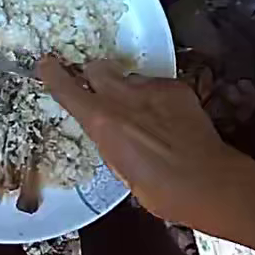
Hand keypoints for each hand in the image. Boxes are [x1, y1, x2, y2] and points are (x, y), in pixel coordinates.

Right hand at [38, 58, 254, 230]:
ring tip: (145, 117)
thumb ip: (111, 143)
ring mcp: (153, 89)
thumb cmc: (161, 190)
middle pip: (98, 68)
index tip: (46, 64)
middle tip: (101, 93)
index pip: (69, 90)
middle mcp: (124, 98)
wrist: (209, 181)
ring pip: (130, 78)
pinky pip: (157, 85)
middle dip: (95, 76)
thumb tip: (111, 133)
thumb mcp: (122, 171)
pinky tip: (169, 119)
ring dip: (129, 91)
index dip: (54, 75)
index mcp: (103, 122)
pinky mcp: (177, 88)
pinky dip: (156, 98)